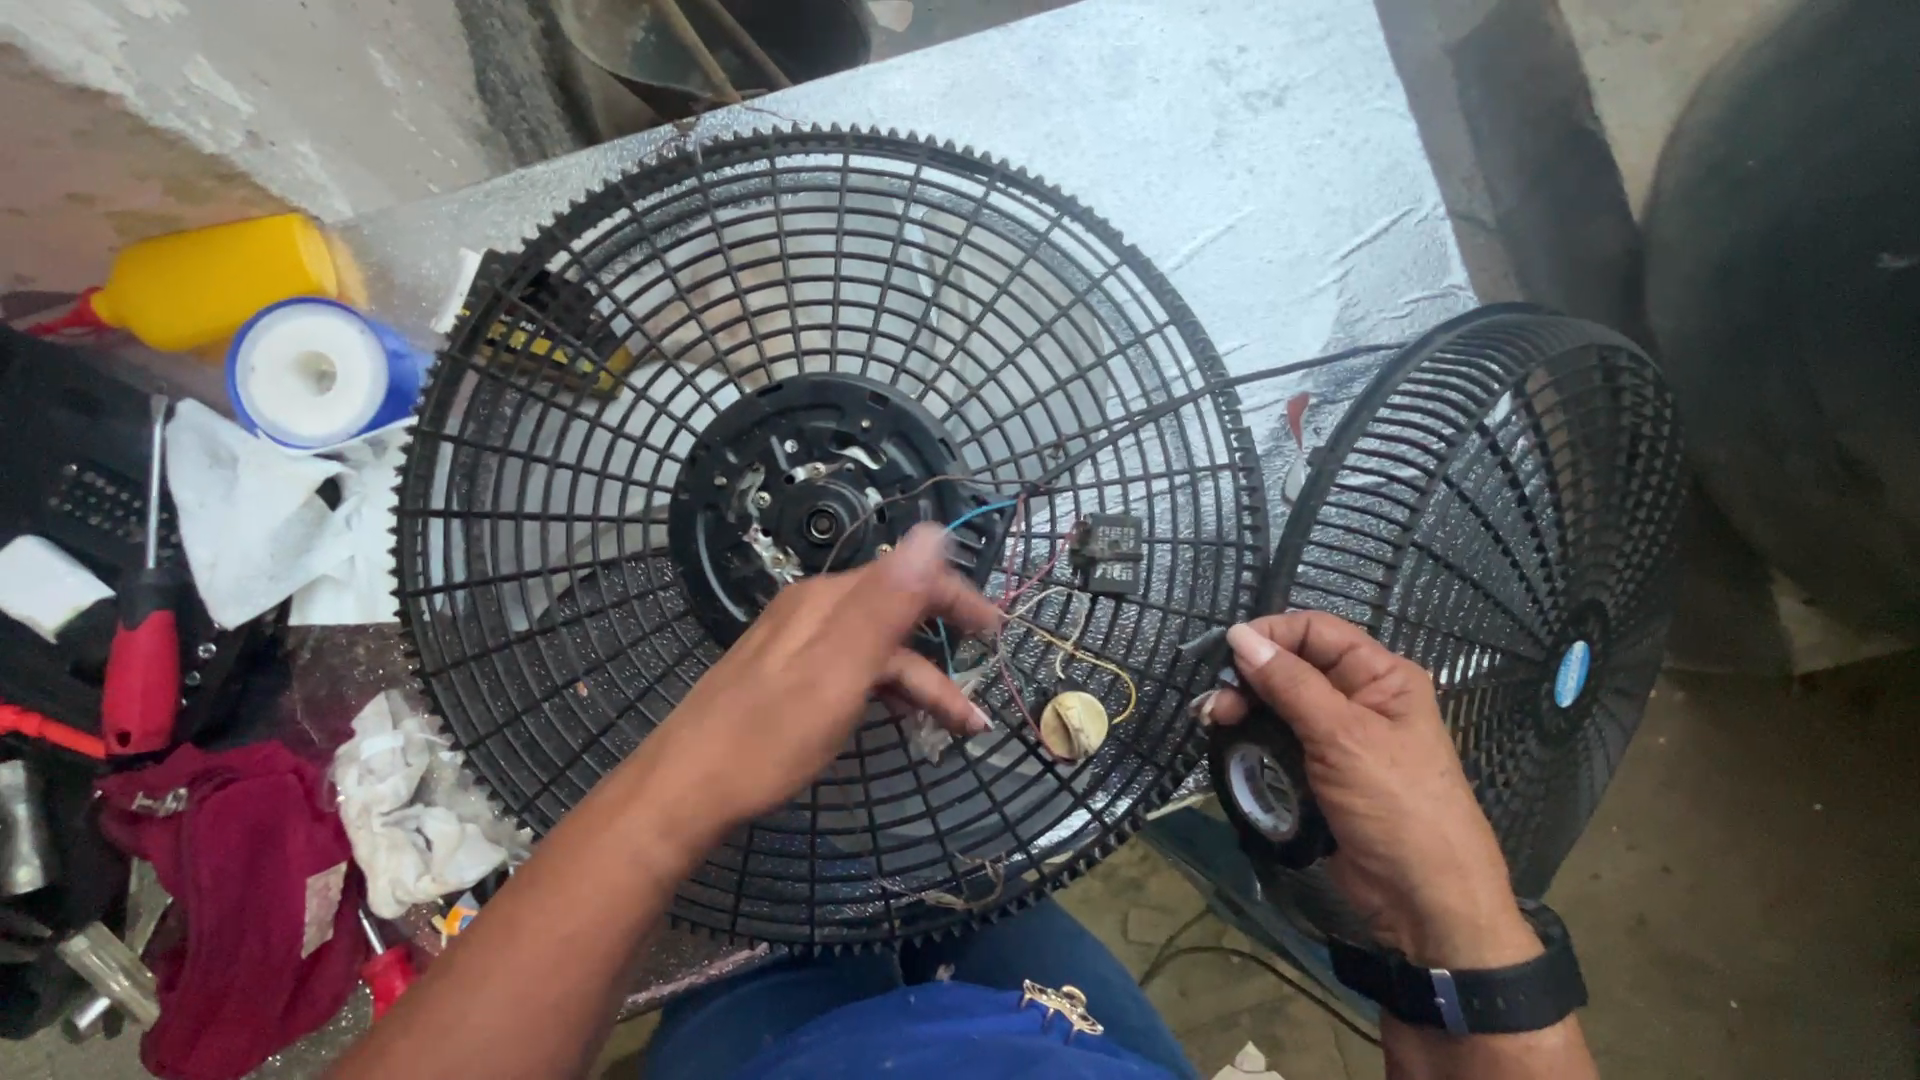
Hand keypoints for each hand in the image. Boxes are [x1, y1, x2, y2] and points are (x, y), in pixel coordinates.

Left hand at [641, 523, 1002, 830]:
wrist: (685, 790)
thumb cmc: (768, 736)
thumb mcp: (838, 670)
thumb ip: (887, 603)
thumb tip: (934, 532)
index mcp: (829, 600)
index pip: (910, 577)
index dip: (959, 598)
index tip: (997, 631)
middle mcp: (816, 610)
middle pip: (897, 610)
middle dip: (946, 640)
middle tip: (986, 668)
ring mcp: (801, 643)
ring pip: (878, 649)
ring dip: (923, 681)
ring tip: (959, 724)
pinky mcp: (793, 676)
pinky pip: (855, 670)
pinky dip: (888, 692)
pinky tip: (904, 719)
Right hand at [1202, 612, 1539, 967]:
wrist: (1422, 900)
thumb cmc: (1396, 806)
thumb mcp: (1343, 736)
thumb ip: (1289, 683)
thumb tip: (1239, 634)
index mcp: (1381, 676)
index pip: (1316, 631)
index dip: (1271, 634)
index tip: (1227, 652)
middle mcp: (1357, 697)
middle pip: (1289, 665)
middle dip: (1248, 676)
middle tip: (1216, 703)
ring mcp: (1333, 735)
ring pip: (1274, 702)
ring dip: (1241, 706)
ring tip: (1212, 721)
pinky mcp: (1313, 768)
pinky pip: (1273, 737)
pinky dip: (1246, 735)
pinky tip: (1224, 739)